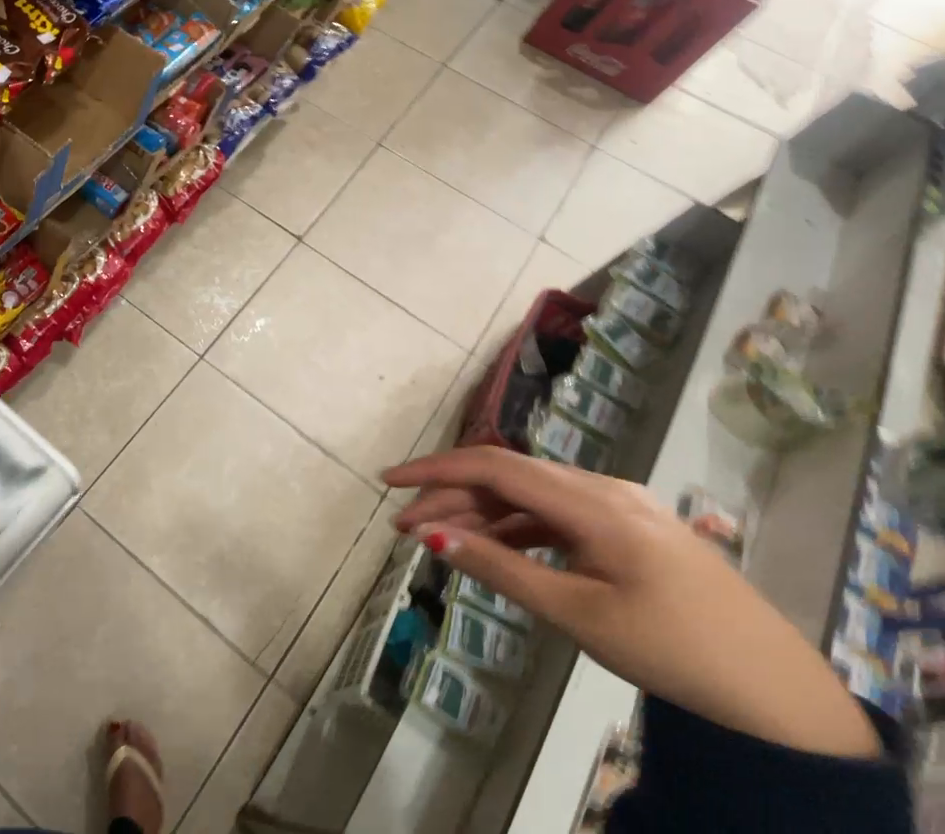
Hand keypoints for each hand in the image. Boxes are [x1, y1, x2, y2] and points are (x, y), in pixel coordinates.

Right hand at [386, 446, 880, 759]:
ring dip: (481, 512)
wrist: (776, 695)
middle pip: (510, 477)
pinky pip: (558, 514)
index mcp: (597, 504)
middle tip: (405, 530)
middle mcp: (609, 491)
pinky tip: (494, 548)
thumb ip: (499, 567)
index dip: (434, 469)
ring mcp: (625, 508)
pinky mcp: (633, 531)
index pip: (495, 466)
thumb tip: (432, 535)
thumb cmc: (672, 651)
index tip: (386, 482)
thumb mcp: (576, 612)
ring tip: (439, 539)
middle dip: (451, 496)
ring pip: (532, 495)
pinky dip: (517, 526)